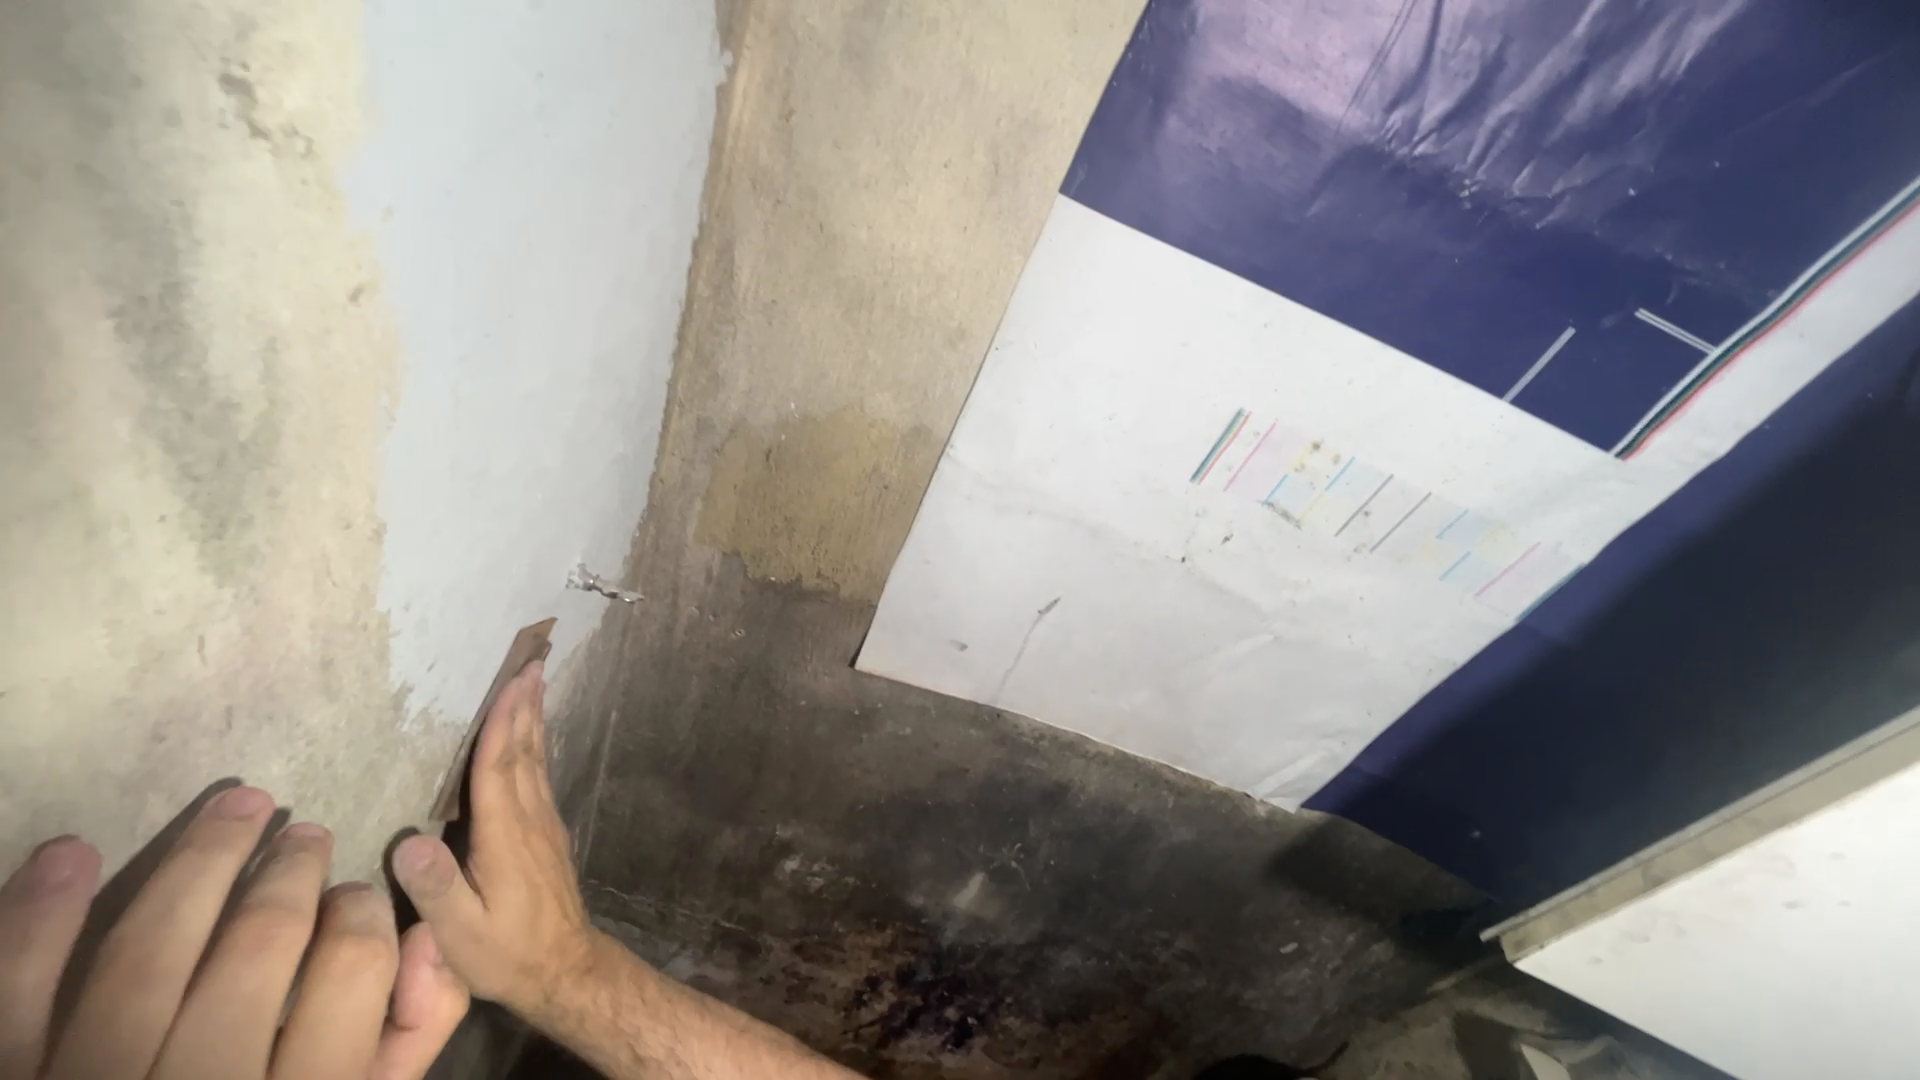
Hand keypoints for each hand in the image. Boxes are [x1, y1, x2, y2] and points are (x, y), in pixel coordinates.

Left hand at [0, 788, 468, 1079]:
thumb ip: (414, 1031)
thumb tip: (435, 933)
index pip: (355, 962)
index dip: (361, 910)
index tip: (353, 894)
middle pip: (259, 943)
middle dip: (292, 870)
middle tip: (306, 835)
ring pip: (145, 952)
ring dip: (199, 859)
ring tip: (240, 804)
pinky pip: (13, 997)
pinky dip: (36, 919)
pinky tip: (69, 852)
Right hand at [391, 662, 595, 1021]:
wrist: (564, 964)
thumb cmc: (506, 952)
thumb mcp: (460, 934)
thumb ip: (436, 889)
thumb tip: (406, 842)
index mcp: (507, 836)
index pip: (502, 768)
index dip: (504, 723)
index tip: (512, 681)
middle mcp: (531, 819)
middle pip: (527, 751)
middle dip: (526, 706)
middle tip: (532, 662)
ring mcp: (545, 823)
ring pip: (538, 761)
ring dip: (534, 720)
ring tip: (534, 686)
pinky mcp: (548, 833)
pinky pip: (540, 776)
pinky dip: (535, 748)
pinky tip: (533, 739)